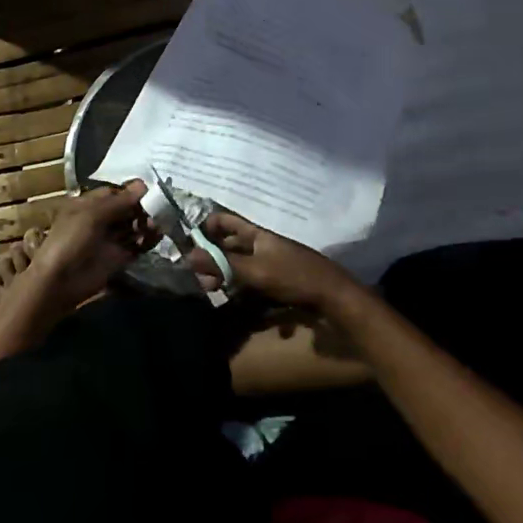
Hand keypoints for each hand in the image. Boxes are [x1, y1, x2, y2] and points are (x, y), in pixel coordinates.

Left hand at [25, 181, 160, 313]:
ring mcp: (110, 239)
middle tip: (158, 209)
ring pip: (134, 226)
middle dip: (142, 208)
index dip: (131, 192)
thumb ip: (119, 201)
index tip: (151, 191)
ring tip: (156, 224)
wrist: (61, 281)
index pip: (114, 193)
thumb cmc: (70, 241)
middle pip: (127, 209)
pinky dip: (147, 240)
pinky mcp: (119, 257)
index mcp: (88, 205)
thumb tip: (143, 184)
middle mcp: (100, 219)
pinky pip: (137, 245)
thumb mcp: (91, 215)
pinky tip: (155, 236)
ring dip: (146, 223)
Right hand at [188, 211, 359, 309]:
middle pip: (228, 246)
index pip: (225, 221)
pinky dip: (239, 289)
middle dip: (212, 260)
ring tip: (214, 292)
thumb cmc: (294, 278)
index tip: (189, 245)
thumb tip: (188, 256)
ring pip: (238, 266)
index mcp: (257, 234)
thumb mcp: (254, 271)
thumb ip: (222, 263)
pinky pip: (250, 282)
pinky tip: (233, 301)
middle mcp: (262, 245)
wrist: (335, 299)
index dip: (205, 227)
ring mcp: (270, 264)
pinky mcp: (277, 283)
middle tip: (202, 280)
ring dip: (224, 277)